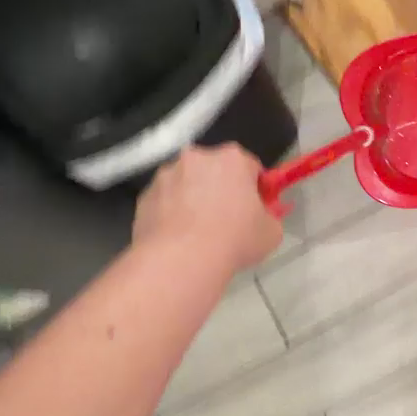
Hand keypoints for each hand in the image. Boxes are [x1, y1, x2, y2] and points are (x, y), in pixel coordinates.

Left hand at [133, 143, 281, 272]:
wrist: (182, 258)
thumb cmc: (235, 240)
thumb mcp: (271, 233)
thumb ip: (270, 217)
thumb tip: (263, 217)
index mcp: (232, 159)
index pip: (251, 166)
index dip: (256, 188)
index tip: (256, 208)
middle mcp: (196, 157)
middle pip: (215, 170)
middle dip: (222, 189)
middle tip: (228, 221)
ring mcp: (167, 174)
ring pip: (187, 184)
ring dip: (194, 199)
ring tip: (199, 233)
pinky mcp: (146, 195)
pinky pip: (165, 201)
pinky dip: (172, 214)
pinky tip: (179, 238)